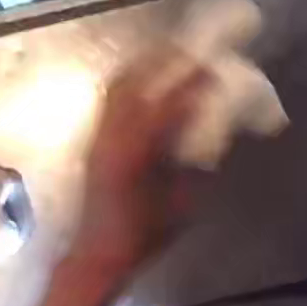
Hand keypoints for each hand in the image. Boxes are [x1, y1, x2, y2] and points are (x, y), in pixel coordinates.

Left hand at [64, 51, 208, 292]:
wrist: (98, 253)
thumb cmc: (144, 235)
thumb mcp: (181, 203)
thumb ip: (194, 166)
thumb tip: (208, 134)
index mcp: (138, 152)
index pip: (169, 104)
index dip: (193, 83)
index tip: (214, 67)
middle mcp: (113, 136)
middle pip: (138, 82)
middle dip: (165, 62)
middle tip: (192, 51)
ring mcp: (98, 136)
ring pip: (120, 87)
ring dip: (145, 68)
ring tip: (169, 59)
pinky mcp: (92, 142)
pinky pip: (110, 102)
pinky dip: (130, 85)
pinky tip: (145, 86)